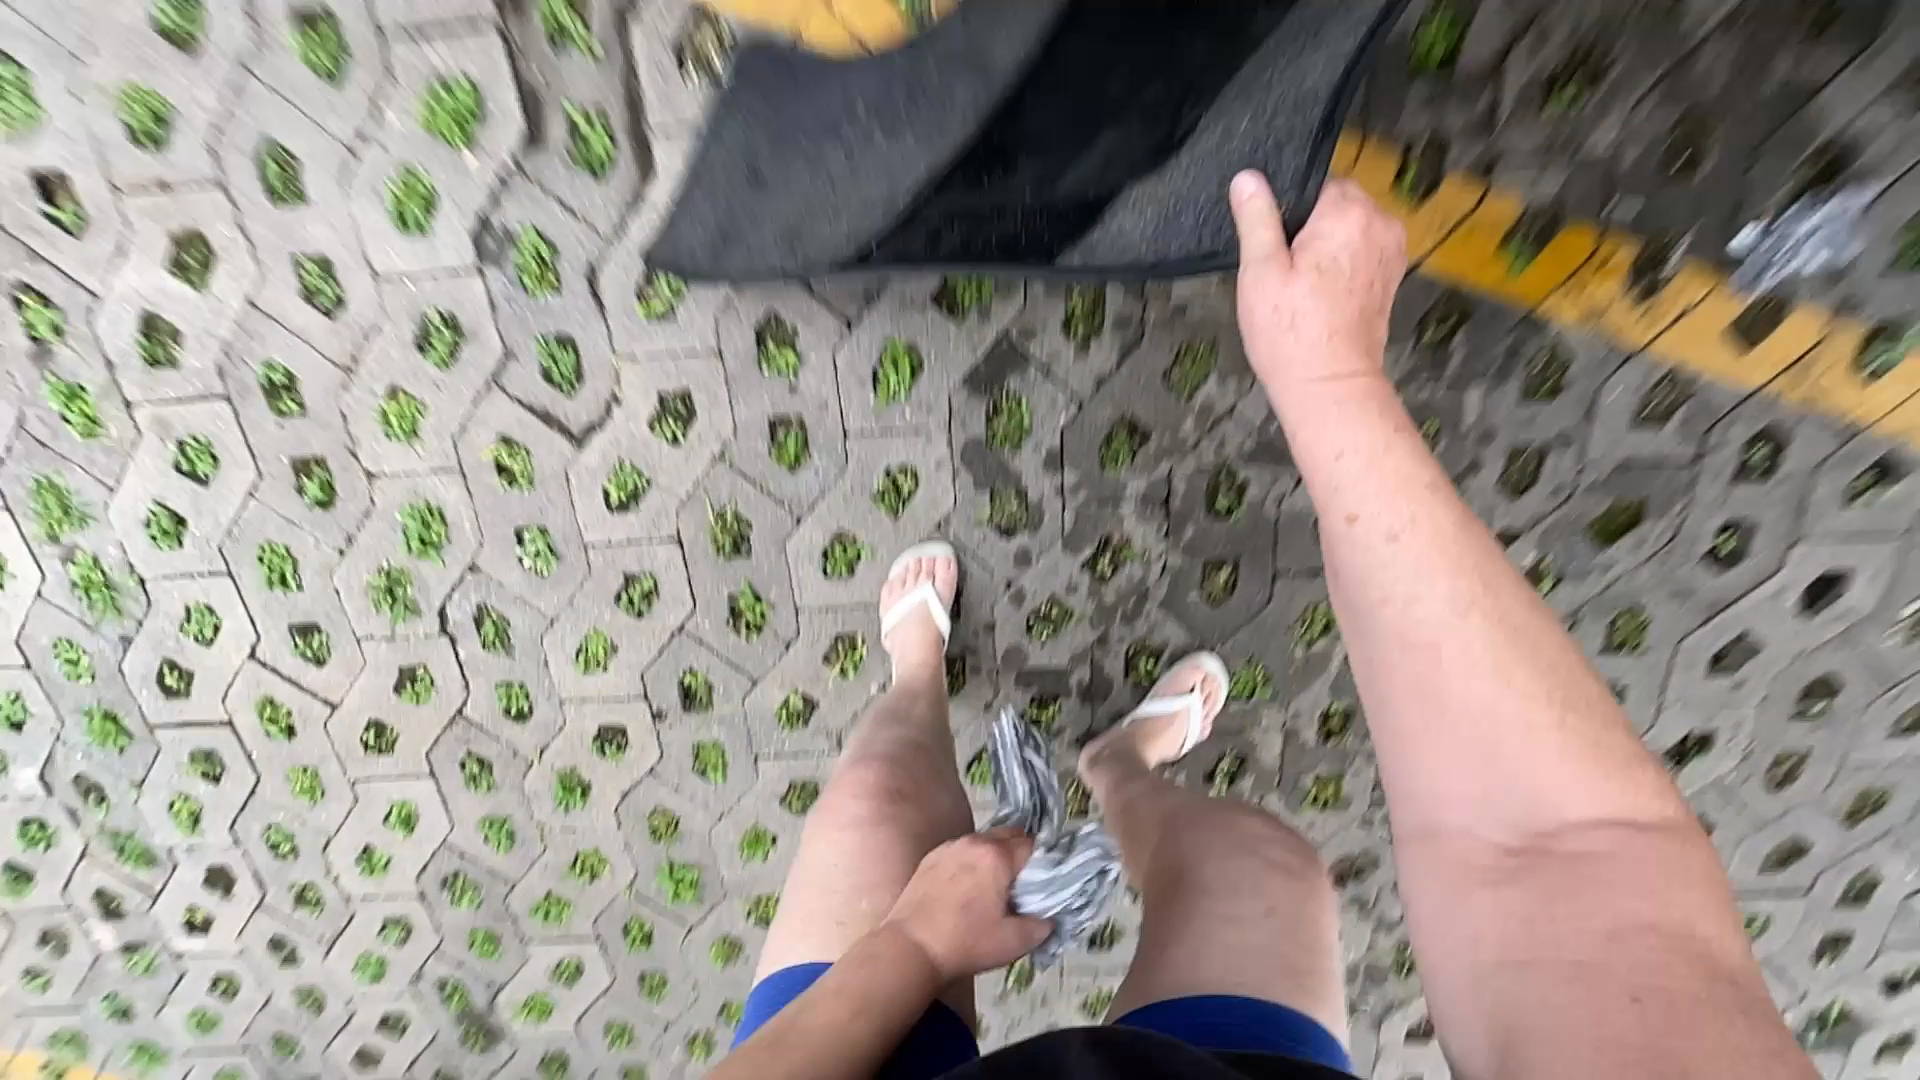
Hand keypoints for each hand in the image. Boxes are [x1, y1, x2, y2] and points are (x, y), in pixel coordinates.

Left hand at [882, 827, 1053, 982]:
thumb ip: (1040, 927)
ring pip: (983, 840)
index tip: (1042, 880)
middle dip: (1020, 852)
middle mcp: (974, 842)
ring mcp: (950, 846)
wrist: (912, 947)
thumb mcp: (1013, 943)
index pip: (1031, 844)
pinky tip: (966, 886)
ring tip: (994, 884)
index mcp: (997, 856)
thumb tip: (1049, 918)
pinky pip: (961, 849)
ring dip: (994, 855)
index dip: (1042, 861)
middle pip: (1008, 835)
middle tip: (1022, 882)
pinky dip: (970, 860)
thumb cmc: (966, 943)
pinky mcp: (932, 856)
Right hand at [1230, 171, 1407, 396]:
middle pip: (1335, 207)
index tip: (1275, 251)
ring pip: (1349, 231)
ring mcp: (1392, 251)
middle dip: (1309, 232)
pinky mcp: (1392, 276)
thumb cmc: (1289, 333)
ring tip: (1302, 291)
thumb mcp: (1260, 272)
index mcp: (1348, 212)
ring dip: (1326, 251)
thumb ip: (1256, 219)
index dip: (1288, 216)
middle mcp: (1380, 222)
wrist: (1328, 384)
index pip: (1315, 185)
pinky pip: (1361, 255)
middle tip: (1285, 276)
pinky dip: (1341, 269)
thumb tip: (1247, 177)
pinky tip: (1320, 299)